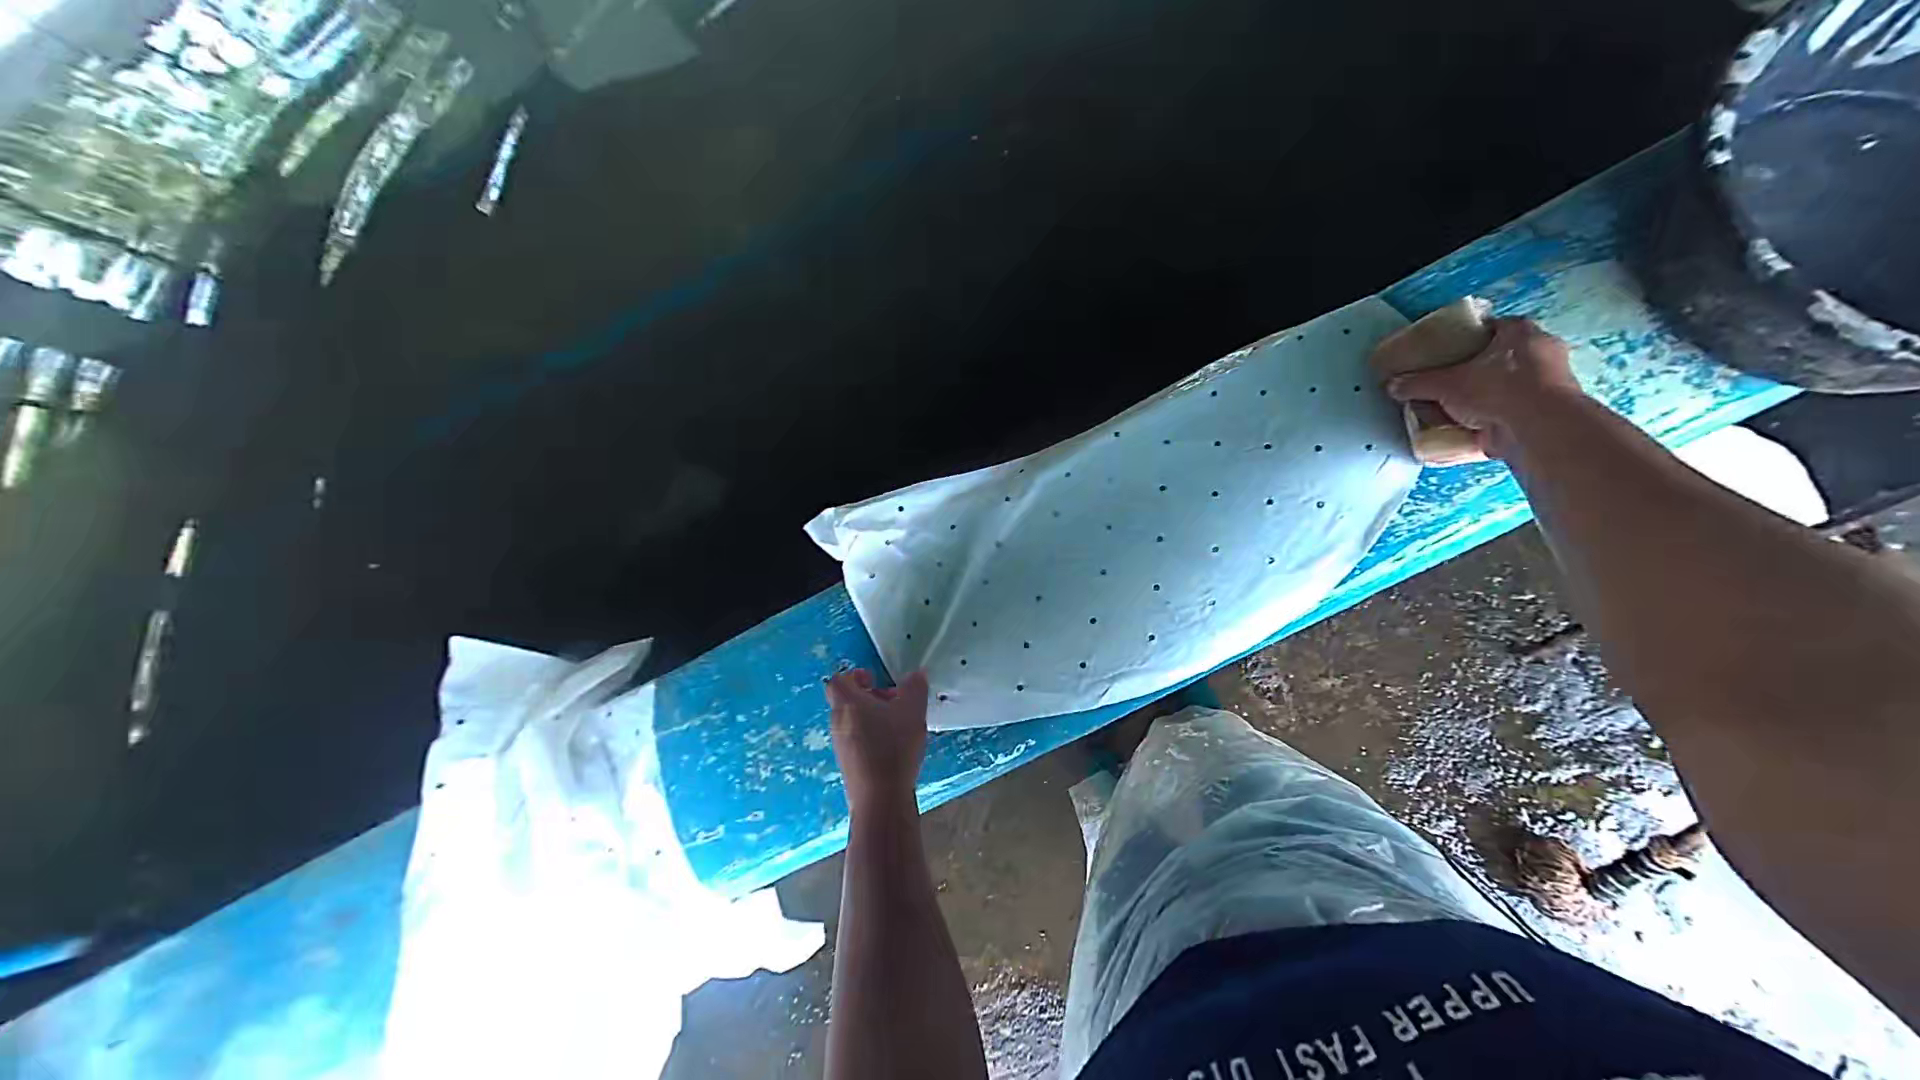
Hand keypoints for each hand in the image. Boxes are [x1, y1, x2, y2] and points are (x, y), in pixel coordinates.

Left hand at [825, 668, 929, 815]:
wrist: (880, 798)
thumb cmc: (893, 747)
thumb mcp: (913, 711)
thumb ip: (915, 688)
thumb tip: (915, 675)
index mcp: (847, 703)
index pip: (838, 680)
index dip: (855, 676)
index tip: (874, 680)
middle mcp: (837, 722)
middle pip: (846, 700)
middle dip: (869, 697)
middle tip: (893, 702)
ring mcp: (840, 745)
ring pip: (851, 721)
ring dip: (871, 717)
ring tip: (897, 725)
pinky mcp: (847, 764)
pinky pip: (855, 740)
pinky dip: (870, 736)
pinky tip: (892, 747)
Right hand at [1385, 318, 1583, 459]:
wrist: (1537, 429)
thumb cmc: (1498, 389)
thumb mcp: (1445, 384)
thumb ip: (1416, 384)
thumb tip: (1392, 385)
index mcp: (1521, 332)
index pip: (1492, 326)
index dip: (1468, 337)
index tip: (1446, 351)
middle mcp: (1540, 354)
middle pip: (1497, 360)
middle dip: (1470, 374)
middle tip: (1443, 384)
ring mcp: (1545, 386)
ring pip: (1502, 389)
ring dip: (1477, 401)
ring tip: (1448, 412)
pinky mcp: (1542, 415)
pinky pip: (1505, 416)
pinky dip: (1484, 425)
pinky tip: (1460, 433)